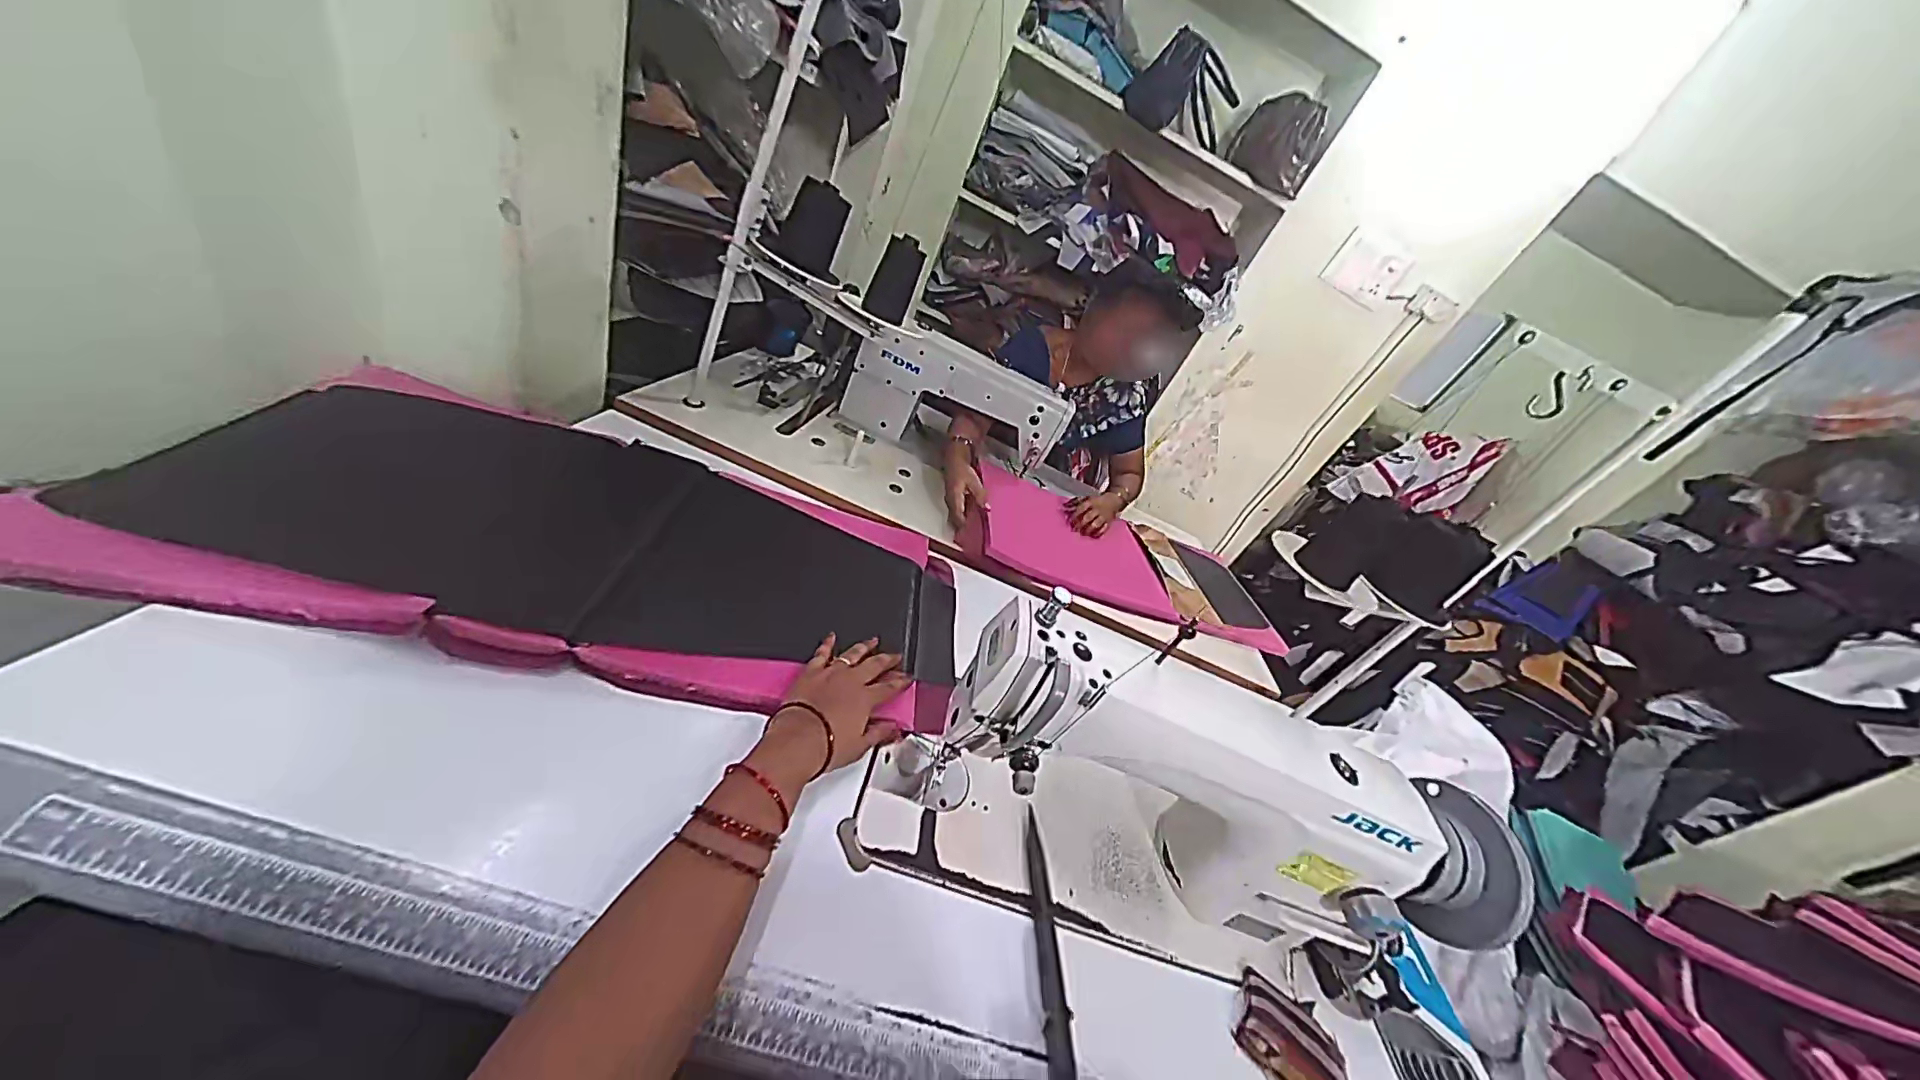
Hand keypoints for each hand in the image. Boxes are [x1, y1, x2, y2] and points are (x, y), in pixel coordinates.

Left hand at [754, 635, 910, 789]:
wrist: (796, 741)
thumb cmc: (825, 746)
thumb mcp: (860, 745)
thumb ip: (879, 733)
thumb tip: (890, 728)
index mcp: (866, 699)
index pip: (889, 687)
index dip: (900, 681)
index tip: (906, 678)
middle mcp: (851, 681)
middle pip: (875, 664)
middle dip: (888, 659)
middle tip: (895, 656)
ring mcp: (831, 674)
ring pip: (852, 654)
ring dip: (864, 646)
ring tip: (872, 641)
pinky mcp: (811, 672)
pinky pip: (822, 652)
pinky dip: (828, 643)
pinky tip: (831, 637)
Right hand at [945, 458, 989, 529]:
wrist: (953, 457)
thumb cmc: (962, 467)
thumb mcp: (973, 481)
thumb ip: (980, 495)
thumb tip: (986, 507)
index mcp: (954, 499)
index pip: (958, 518)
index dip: (964, 528)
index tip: (971, 536)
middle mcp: (950, 501)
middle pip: (955, 519)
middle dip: (962, 527)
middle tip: (971, 536)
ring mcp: (950, 498)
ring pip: (955, 514)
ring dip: (962, 521)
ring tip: (971, 528)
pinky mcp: (952, 495)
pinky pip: (956, 509)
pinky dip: (962, 514)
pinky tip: (970, 514)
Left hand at [1066, 491, 1127, 536]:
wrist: (1115, 500)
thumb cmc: (1097, 500)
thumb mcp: (1086, 497)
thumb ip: (1074, 502)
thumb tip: (1063, 507)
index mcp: (1091, 502)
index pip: (1081, 508)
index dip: (1074, 515)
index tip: (1069, 521)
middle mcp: (1097, 509)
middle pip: (1088, 517)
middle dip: (1080, 524)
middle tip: (1074, 530)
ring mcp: (1104, 516)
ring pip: (1096, 524)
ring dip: (1088, 530)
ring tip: (1083, 534)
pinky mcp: (1109, 522)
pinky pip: (1104, 529)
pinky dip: (1099, 533)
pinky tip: (1093, 536)